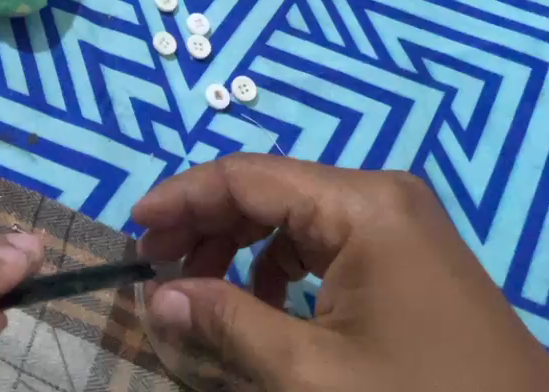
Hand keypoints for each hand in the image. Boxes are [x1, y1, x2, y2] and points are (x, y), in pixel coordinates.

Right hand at [133, 155, 548, 391]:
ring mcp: (404, 225)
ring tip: (203, 291)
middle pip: (270, 191)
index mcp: (362, 202)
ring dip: (241, 248)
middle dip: (208, 225)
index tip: (134, 230)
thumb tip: (156, 297)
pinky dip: (284, 267)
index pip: (247, 176)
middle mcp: (382, 195)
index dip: (182, 197)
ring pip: (297, 217)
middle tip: (158, 266)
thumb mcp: (312, 377)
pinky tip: (267, 308)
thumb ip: (227, 324)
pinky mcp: (414, 258)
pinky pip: (329, 243)